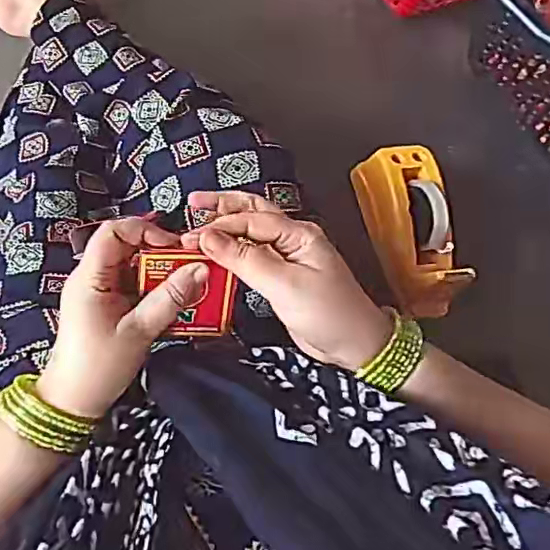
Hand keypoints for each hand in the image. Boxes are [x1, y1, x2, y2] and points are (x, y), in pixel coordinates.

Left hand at [38, 218, 208, 418]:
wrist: (73, 402)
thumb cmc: (95, 370)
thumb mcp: (138, 332)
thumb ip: (169, 298)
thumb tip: (197, 270)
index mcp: (89, 278)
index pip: (114, 231)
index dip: (145, 230)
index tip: (173, 246)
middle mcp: (92, 278)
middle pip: (127, 245)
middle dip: (160, 253)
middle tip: (187, 265)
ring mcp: (99, 290)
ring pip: (134, 265)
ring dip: (161, 272)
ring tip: (185, 284)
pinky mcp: (108, 304)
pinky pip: (135, 284)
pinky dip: (155, 288)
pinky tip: (172, 301)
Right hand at [182, 191, 392, 371]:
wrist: (356, 346)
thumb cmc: (331, 315)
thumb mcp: (284, 285)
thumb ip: (245, 259)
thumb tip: (210, 237)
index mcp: (298, 233)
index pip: (250, 220)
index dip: (219, 225)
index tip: (193, 236)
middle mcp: (293, 238)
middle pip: (252, 212)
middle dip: (222, 205)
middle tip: (193, 203)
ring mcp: (288, 255)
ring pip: (251, 231)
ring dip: (225, 224)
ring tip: (200, 219)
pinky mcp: (282, 275)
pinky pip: (252, 253)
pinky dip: (232, 248)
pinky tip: (218, 249)